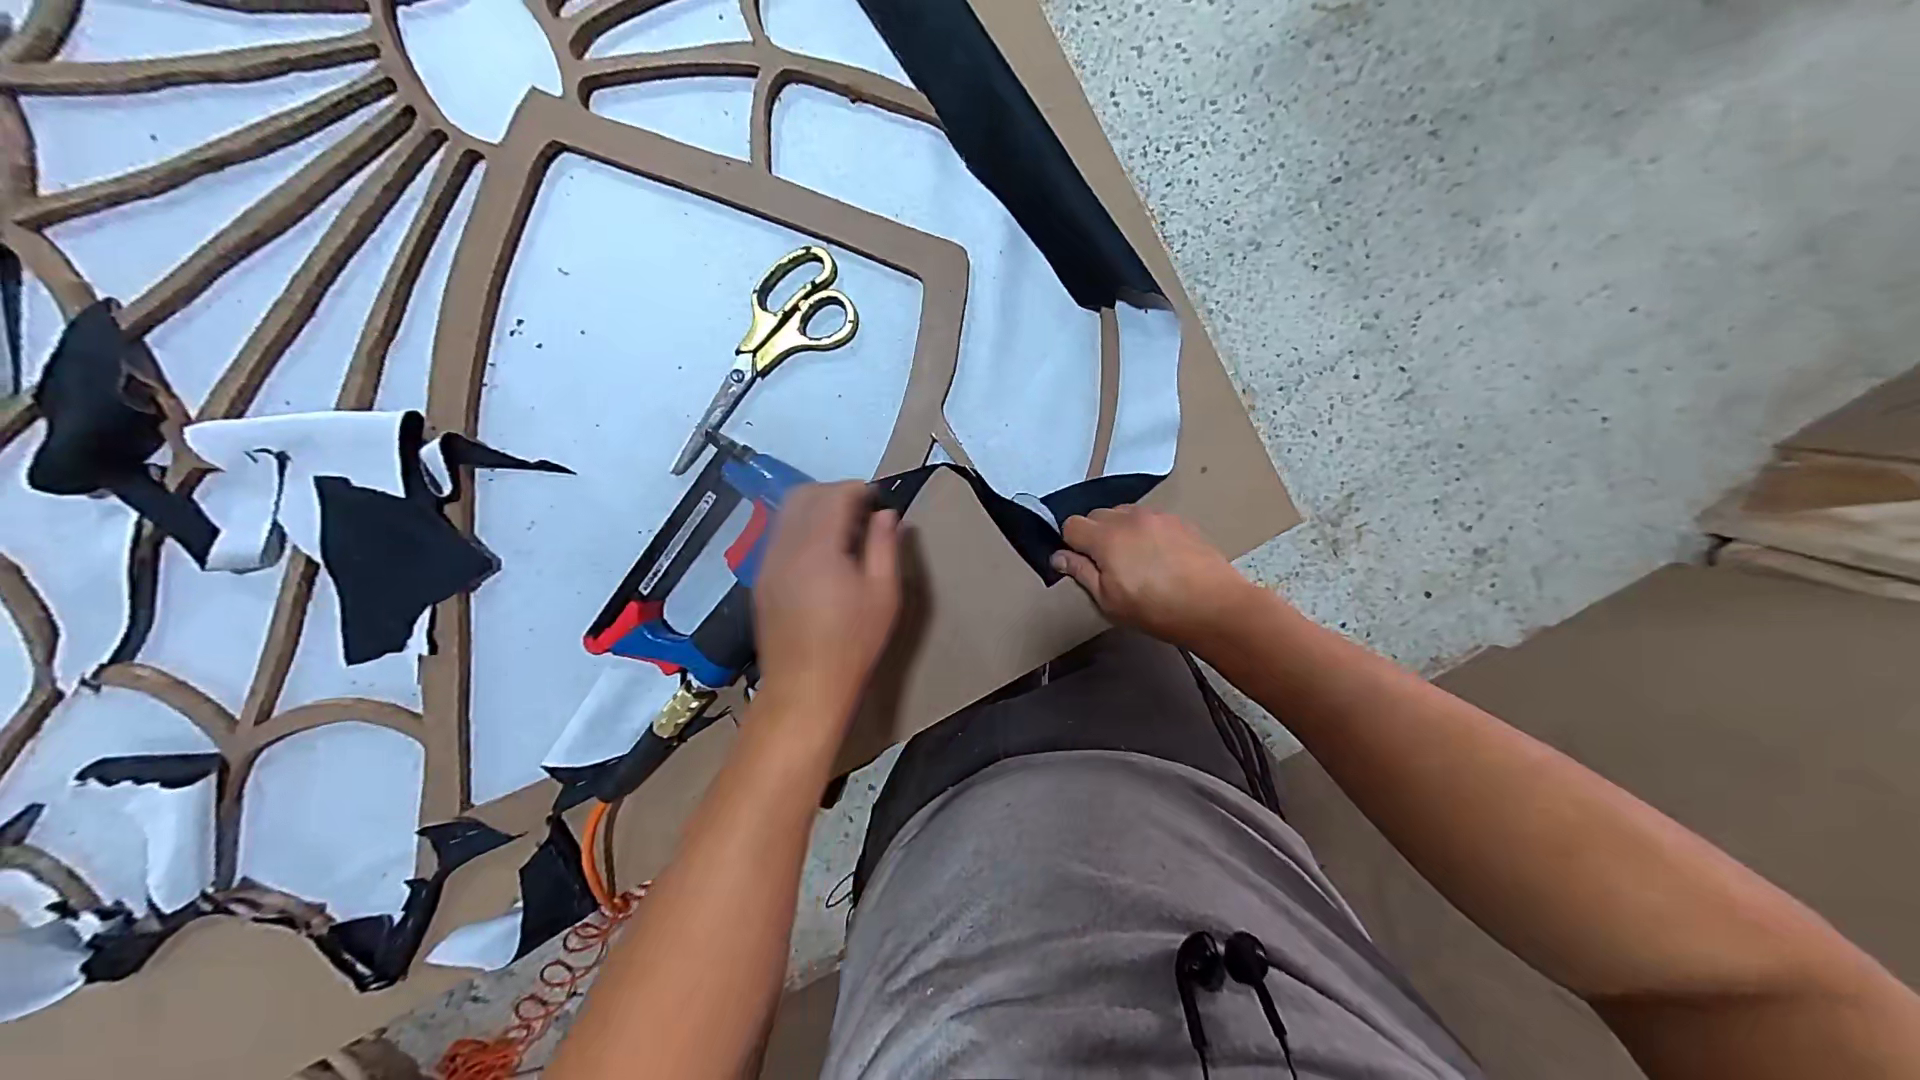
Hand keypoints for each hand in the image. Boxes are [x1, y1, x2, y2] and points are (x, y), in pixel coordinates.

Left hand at [753, 482, 901, 721]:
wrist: (805, 687)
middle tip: (861, 512)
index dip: (858, 490)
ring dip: (815, 509)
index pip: (834, 496)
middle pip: (804, 495)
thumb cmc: (853, 642)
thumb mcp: (883, 594)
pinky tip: (821, 556)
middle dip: (834, 493)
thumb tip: (886, 515)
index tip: (877, 500)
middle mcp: (785, 547)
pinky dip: (800, 530)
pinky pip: (778, 537)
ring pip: (786, 513)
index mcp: (817, 548)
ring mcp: (767, 563)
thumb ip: (884, 546)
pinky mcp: (761, 580)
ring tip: (843, 532)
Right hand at [1051, 505, 1265, 650]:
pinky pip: (1150, 519)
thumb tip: (1059, 557)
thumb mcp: (1109, 600)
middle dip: (1095, 536)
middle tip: (1108, 566)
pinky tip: (1158, 559)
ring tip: (1135, 562)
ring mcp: (1157, 517)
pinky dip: (1146, 533)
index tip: (1080, 563)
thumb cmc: (1160, 609)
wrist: (1214, 606)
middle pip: (1096, 515)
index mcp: (1106, 537)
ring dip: (1121, 532)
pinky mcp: (1180, 521)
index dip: (1071, 545)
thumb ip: (1080, 573)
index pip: (1071, 525)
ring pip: (1124, 515)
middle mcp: (1129, 519)